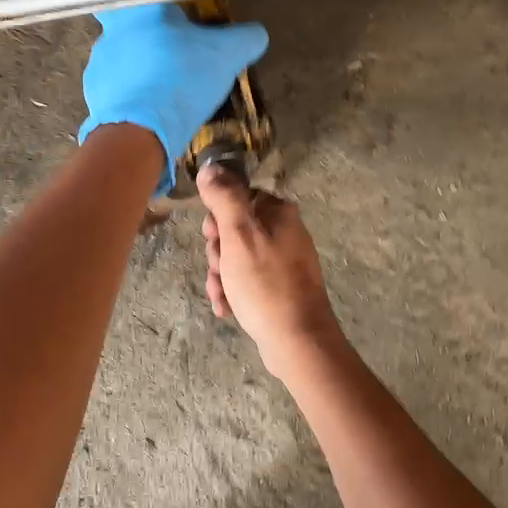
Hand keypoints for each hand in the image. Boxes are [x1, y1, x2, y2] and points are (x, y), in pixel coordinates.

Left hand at [79, 4, 267, 194]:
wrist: (140, 132)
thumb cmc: (183, 79)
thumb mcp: (227, 55)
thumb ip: (246, 38)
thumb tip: (256, 33)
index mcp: (143, 7)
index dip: (163, 4)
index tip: (178, 18)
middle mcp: (113, 28)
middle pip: (134, 24)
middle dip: (152, 37)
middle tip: (175, 55)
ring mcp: (98, 61)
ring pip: (122, 56)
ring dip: (140, 67)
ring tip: (164, 88)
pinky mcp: (93, 92)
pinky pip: (115, 86)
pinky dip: (130, 94)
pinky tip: (149, 107)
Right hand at [198, 166, 345, 380]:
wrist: (298, 341)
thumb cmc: (265, 284)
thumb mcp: (238, 236)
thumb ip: (224, 198)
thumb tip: (210, 167)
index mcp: (278, 212)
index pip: (237, 197)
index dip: (217, 219)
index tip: (213, 238)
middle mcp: (284, 231)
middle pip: (234, 229)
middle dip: (218, 252)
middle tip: (221, 269)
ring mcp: (284, 260)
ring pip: (236, 257)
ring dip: (222, 276)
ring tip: (223, 295)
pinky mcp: (280, 286)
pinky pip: (247, 280)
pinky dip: (234, 292)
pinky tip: (227, 309)